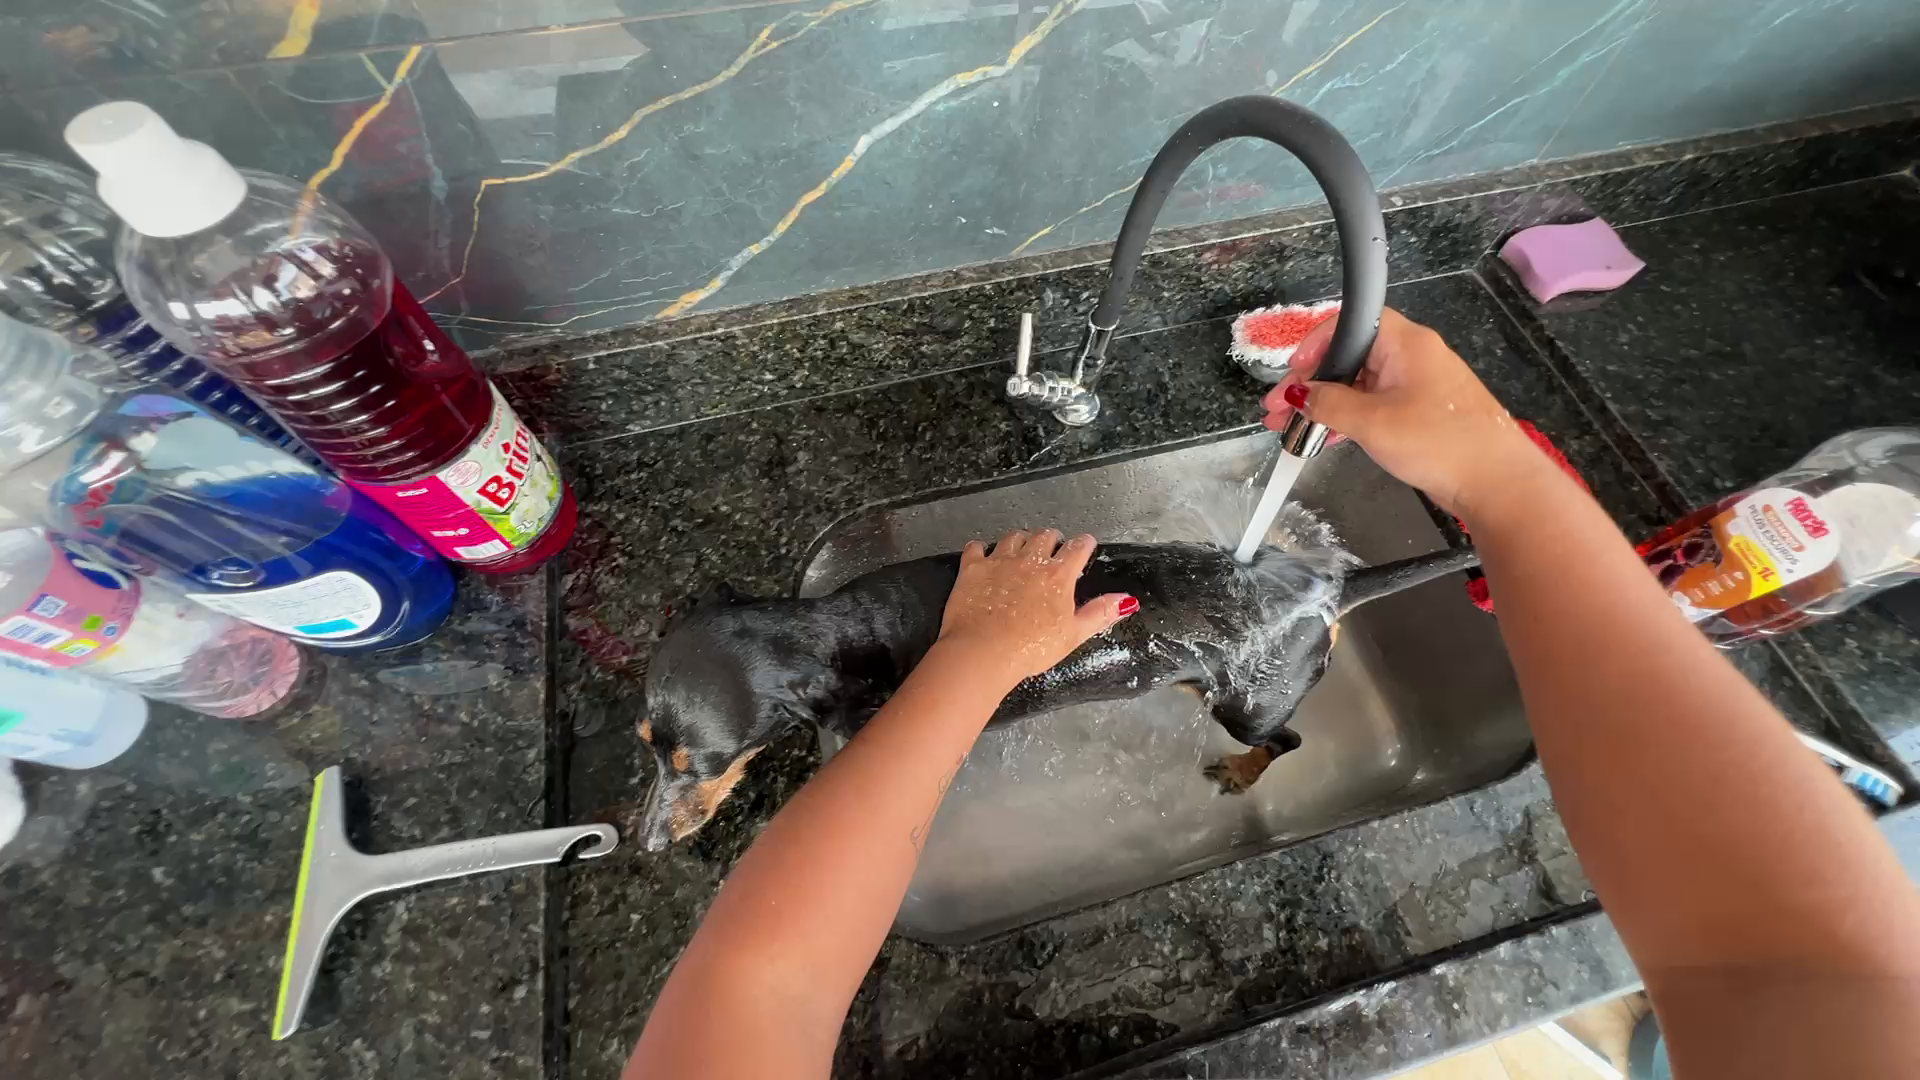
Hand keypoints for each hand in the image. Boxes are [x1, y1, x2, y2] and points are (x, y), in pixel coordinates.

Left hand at [936, 529, 1135, 688]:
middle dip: (1052, 538)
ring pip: (1013, 537)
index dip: (1084, 544)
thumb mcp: (1073, 635)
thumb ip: (1100, 613)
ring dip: (1021, 539)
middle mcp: (1030, 561)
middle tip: (1054, 545)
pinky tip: (982, 553)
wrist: (983, 651)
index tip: (1086, 543)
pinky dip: (980, 548)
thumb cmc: (1031, 648)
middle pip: (1045, 536)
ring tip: (1022, 546)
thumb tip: (1126, 600)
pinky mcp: (972, 568)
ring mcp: (999, 561)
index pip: (1077, 548)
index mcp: (1058, 576)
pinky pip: (976, 548)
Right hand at [1261, 307, 1541, 517]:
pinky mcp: (1414, 412)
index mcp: (1405, 345)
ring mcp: (1413, 386)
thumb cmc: (1437, 442)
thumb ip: (1328, 404)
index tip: (1293, 371)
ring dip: (1319, 404)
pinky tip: (1318, 436)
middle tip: (1275, 409)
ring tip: (1286, 426)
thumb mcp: (1372, 421)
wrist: (1494, 481)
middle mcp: (1409, 357)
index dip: (1317, 342)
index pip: (1352, 323)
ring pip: (1354, 384)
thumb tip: (1297, 394)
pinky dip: (1341, 418)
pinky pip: (1368, 405)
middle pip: (1347, 357)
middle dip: (1307, 382)